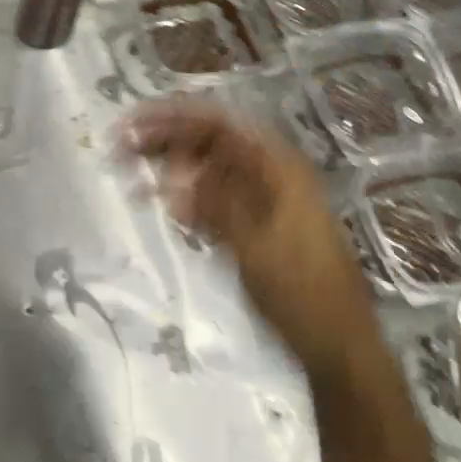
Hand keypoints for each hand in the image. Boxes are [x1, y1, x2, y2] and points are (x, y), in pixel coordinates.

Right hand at [117, 100, 365, 358]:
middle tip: (120, 146)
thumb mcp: (253, 247)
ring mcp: (266, 200)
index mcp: (278, 168)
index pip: (219, 124)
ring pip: (209, 170)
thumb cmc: (303, 293)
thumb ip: (213, 206)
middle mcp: (272, 175)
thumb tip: (171, 177)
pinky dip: (188, 196)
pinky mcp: (259, 225)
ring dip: (172, 167)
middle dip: (165, 141)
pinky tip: (162, 204)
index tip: (133, 122)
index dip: (173, 117)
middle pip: (210, 143)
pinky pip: (217, 198)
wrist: (340, 344)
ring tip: (130, 174)